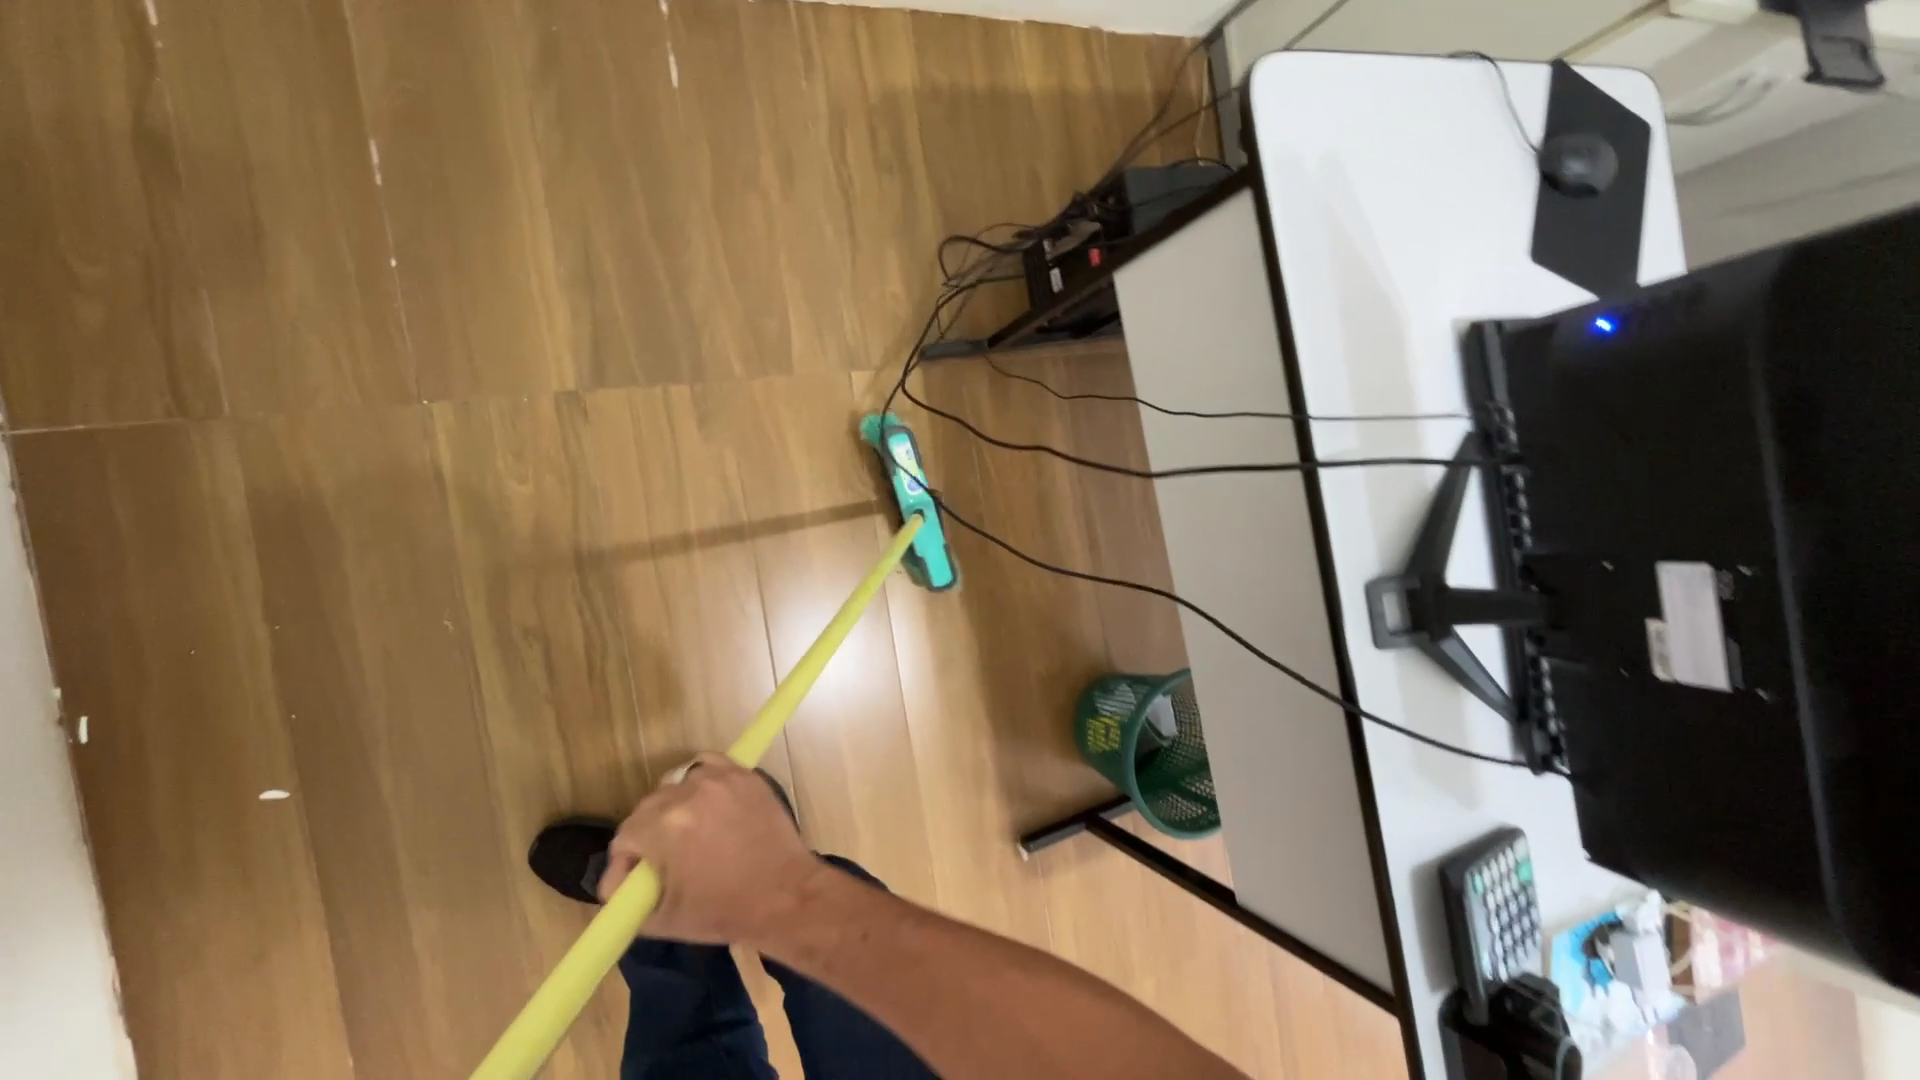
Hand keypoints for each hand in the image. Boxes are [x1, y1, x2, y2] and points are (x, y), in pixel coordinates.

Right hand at [597, 753, 821, 944]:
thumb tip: (615, 886)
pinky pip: (709, 764)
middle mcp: (688, 794)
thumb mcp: (665, 918)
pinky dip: (701, 779)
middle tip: (662, 860)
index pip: (625, 835)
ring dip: (675, 806)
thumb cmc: (725, 910)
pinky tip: (706, 801)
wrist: (785, 894)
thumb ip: (628, 900)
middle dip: (648, 834)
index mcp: (664, 826)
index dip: (625, 861)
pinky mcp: (745, 776)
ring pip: (678, 784)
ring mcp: (720, 780)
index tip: (634, 879)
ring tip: (687, 832)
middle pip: (649, 807)